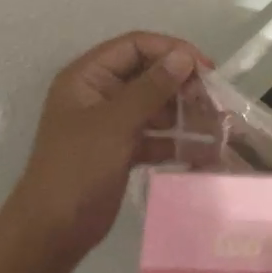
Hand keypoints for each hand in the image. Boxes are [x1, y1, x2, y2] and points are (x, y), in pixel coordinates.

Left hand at [6, 31, 209, 258]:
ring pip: (155, 107)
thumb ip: (151, 88)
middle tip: (214, 100)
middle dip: (182, 85)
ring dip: (184, 114)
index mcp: (87, 77)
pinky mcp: (123, 150)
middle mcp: (99, 95)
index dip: (171, 51)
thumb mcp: (116, 123)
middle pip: (148, 75)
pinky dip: (177, 141)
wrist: (56, 226)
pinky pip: (156, 136)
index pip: (134, 46)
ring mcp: (111, 124)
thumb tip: (183, 57)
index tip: (206, 69)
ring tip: (215, 126)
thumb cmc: (79, 167)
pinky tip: (202, 151)